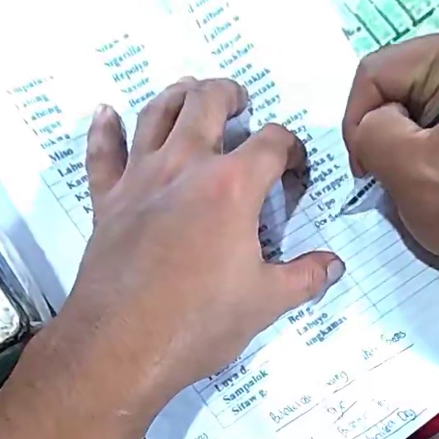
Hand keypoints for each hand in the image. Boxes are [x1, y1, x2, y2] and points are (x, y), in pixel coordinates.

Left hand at [49, 78, 342, 409]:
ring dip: (177, 95)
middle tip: (242, 102)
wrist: (123, 346)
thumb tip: (335, 265)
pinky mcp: (107, 202)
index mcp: (232, 187)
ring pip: (156, 113)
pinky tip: (107, 114)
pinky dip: (105, 130)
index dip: (291, 149)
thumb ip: (305, 278)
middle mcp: (185, 167)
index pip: (271, 145)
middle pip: (208, 105)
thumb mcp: (266, 303)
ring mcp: (140, 180)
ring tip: (191, 92)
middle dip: (230, 96)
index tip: (296, 167)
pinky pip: (102, 153)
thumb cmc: (201, 323)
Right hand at [343, 28, 438, 272]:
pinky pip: (427, 128)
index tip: (367, 170)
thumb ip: (370, 134)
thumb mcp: (407, 167)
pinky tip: (432, 182)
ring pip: (406, 113)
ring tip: (417, 184)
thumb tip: (367, 130)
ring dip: (399, 153)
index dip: (359, 123)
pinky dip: (417, 158)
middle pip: (392, 89)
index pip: (375, 73)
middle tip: (393, 180)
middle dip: (382, 137)